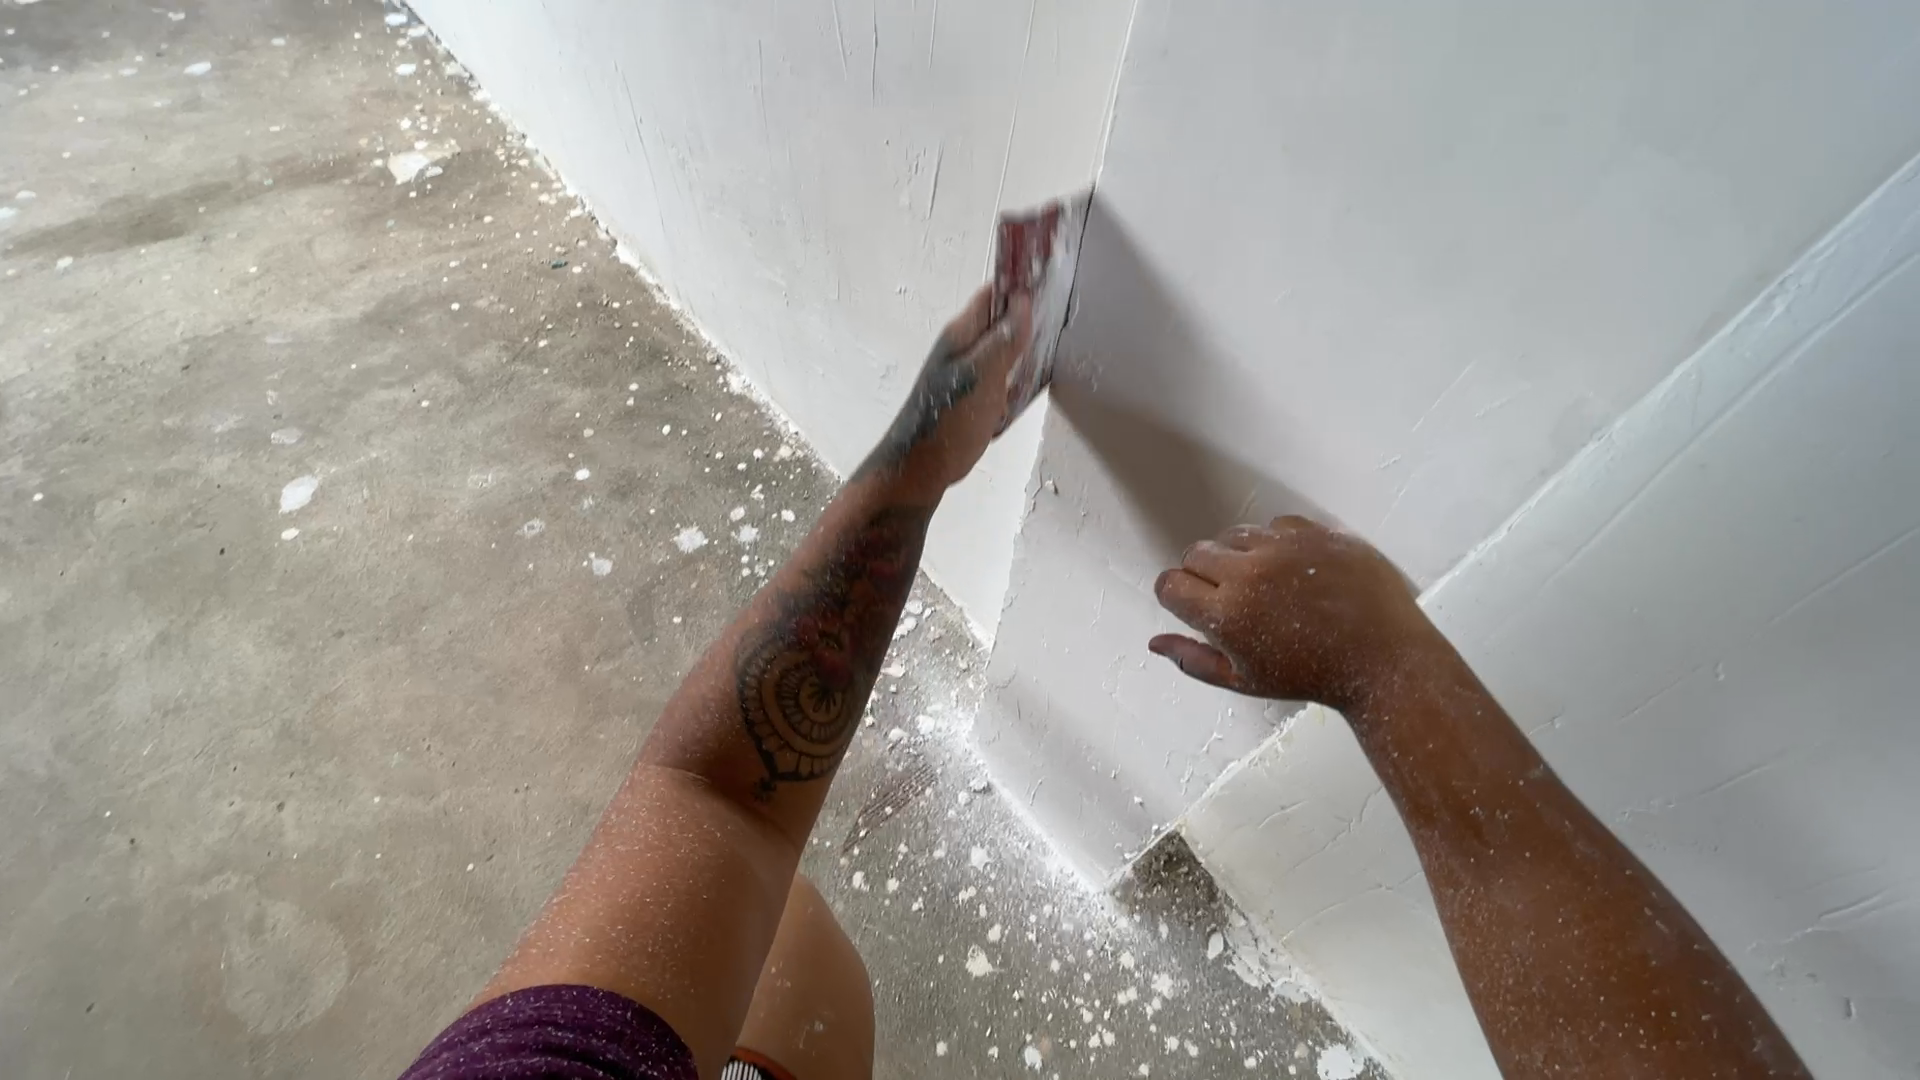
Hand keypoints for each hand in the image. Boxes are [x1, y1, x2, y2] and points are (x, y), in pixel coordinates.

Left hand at [857, 286, 1033, 495]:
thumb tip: (1024, 301)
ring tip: (1052, 345)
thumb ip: (1004, 340)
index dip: (1019, 282)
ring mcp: (967, 376)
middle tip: (1060, 312)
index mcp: (961, 335)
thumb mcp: (982, 376)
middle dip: (1028, 316)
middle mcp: (963, 350)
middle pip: (1000, 322)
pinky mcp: (973, 400)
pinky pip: (1001, 379)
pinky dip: (1017, 379)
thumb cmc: (948, 421)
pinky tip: (1031, 385)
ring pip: (1003, 352)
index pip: (993, 293)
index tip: (1051, 274)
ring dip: (1025, 349)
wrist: (920, 468)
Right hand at [1149, 516, 1443, 711]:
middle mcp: (1248, 574)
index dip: (1176, 595)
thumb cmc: (1311, 677)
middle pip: (1194, 553)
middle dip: (1202, 575)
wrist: (1385, 660)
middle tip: (1231, 597)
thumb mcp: (1244, 681)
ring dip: (1237, 555)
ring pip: (1232, 535)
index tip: (1195, 605)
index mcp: (1226, 615)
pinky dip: (1275, 543)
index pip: (1169, 584)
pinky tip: (1294, 569)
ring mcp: (1283, 548)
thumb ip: (1193, 660)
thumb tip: (1154, 642)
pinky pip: (1274, 525)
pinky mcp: (1315, 533)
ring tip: (1264, 581)